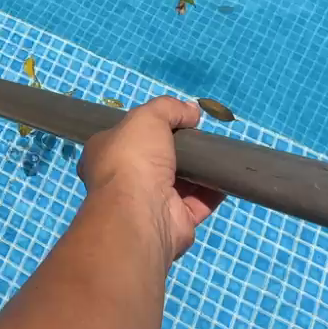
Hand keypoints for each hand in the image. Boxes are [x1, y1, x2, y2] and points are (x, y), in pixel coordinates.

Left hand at [78, 96, 223, 260]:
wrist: (142, 209)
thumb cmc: (133, 156)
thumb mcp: (147, 117)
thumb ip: (168, 108)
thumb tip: (192, 110)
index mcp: (104, 153)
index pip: (124, 136)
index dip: (145, 127)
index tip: (170, 120)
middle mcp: (122, 178)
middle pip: (153, 159)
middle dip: (174, 149)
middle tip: (196, 137)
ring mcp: (148, 202)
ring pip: (178, 181)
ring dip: (196, 169)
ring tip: (213, 152)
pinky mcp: (175, 220)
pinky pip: (198, 201)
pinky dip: (212, 190)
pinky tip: (224, 175)